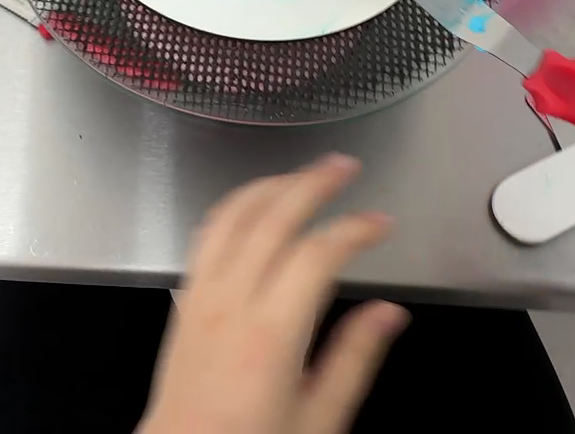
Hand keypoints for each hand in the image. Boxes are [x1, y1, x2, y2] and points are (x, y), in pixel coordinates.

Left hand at [137, 154, 406, 433]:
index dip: (354, 229)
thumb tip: (389, 311)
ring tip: (305, 171)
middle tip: (345, 165)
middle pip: (273, 217)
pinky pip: (207, 231)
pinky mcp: (186, 293)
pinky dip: (236, 203)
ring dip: (272, 182)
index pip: (317, 255)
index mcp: (270, 334)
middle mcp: (231, 300)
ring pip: (235, 213)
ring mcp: (202, 291)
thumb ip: (353, 360)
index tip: (382, 221)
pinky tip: (255, 198)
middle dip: (313, 183)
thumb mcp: (318, 421)